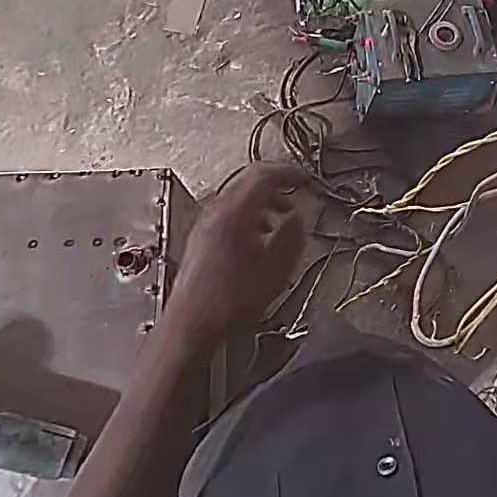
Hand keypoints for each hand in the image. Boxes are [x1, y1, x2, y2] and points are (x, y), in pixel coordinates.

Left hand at [161, 163, 307, 357]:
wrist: (193, 323)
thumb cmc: (228, 300)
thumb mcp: (277, 267)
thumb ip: (292, 234)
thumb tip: (296, 218)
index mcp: (235, 211)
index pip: (263, 175)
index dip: (289, 173)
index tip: (303, 179)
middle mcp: (216, 211)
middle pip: (248, 179)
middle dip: (276, 182)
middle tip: (294, 187)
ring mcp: (205, 222)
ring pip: (238, 194)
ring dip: (263, 199)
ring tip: (282, 215)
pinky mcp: (201, 236)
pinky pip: (228, 211)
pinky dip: (249, 212)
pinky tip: (260, 234)